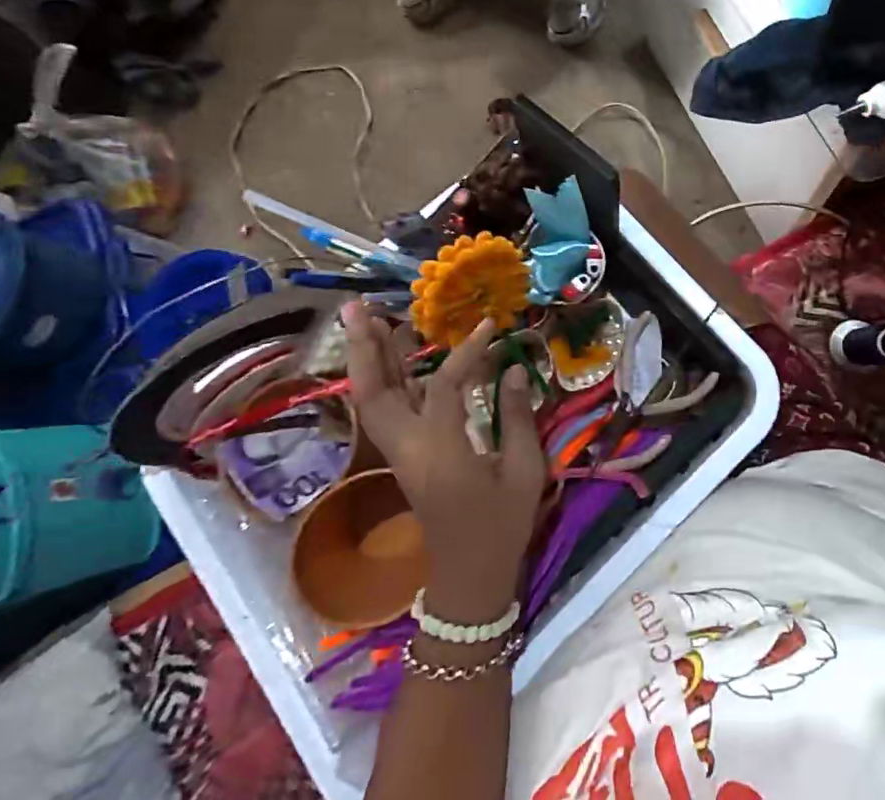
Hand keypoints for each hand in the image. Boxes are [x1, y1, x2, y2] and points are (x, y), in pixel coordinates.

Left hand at [343, 306, 545, 622]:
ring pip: (371, 401)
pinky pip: (385, 412)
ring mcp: (400, 456)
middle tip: (359, 308)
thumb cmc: (504, 525)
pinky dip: (383, 381)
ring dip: (367, 361)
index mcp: (442, 452)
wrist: (470, 576)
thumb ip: (517, 417)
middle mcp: (408, 449)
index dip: (467, 352)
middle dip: (366, 348)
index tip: (488, 326)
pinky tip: (393, 360)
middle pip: (374, 393)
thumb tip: (512, 370)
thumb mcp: (525, 471)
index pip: (446, 387)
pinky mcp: (404, 460)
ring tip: (365, 321)